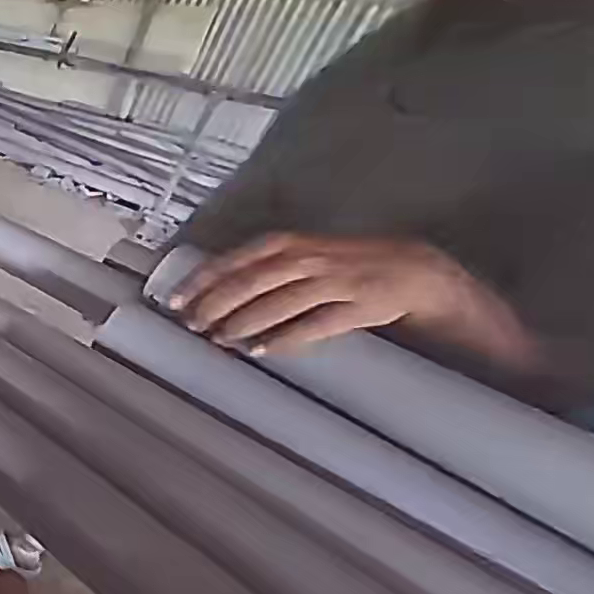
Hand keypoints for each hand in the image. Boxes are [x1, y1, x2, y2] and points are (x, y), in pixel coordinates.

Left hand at [167, 233, 541, 371]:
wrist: (419, 271)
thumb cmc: (344, 264)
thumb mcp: (300, 257)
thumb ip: (261, 270)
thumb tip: (212, 292)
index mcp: (289, 243)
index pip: (234, 261)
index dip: (202, 281)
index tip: (174, 301)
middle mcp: (309, 257)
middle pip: (250, 281)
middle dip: (215, 305)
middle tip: (191, 325)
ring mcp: (338, 280)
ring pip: (278, 302)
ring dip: (243, 323)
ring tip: (218, 340)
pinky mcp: (364, 306)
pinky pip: (317, 324)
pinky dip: (286, 338)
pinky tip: (261, 350)